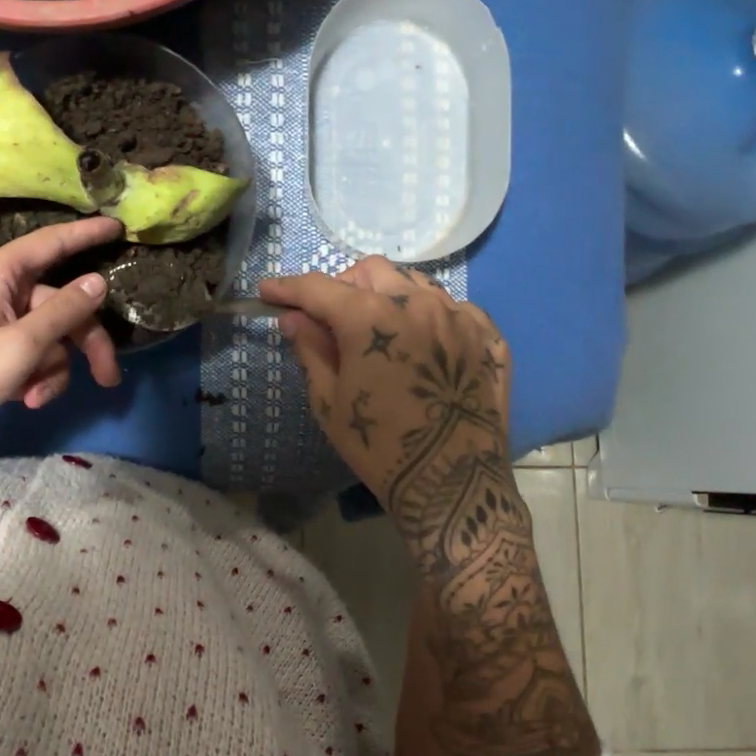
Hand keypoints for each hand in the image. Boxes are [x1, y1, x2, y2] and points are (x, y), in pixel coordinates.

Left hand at [0, 216, 123, 450]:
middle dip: (82, 344)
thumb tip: (98, 281)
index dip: (87, 235)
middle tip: (107, 377)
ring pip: (51, 335)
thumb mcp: (23, 344)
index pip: (52, 243)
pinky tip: (25, 398)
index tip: (118, 227)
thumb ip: (64, 311)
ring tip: (35, 396)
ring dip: (52, 369)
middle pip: (61, 305)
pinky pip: (32, 352)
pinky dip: (35, 376)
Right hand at [259, 257, 510, 507]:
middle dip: (343, 286)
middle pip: (371, 272)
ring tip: (379, 332)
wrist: (453, 482)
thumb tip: (293, 320)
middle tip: (329, 319)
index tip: (268, 293)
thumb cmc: (380, 447)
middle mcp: (418, 302)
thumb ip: (311, 350)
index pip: (319, 288)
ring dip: (388, 297)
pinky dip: (428, 318)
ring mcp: (459, 316)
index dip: (288, 288)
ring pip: (415, 284)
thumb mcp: (330, 403)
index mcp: (371, 317)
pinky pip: (452, 310)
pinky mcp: (488, 337)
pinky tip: (420, 348)